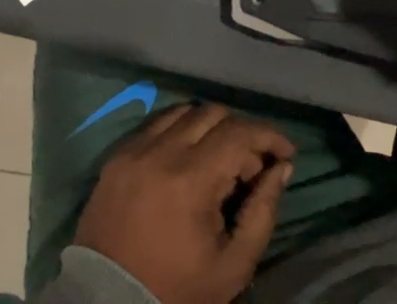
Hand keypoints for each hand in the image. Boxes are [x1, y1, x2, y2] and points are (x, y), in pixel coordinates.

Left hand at [74, 103, 295, 303]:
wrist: (109, 301)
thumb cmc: (177, 287)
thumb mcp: (233, 264)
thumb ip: (262, 212)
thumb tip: (281, 168)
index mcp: (191, 179)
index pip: (239, 133)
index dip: (269, 136)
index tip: (287, 152)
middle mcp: (160, 152)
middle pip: (213, 114)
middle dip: (241, 134)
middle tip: (250, 169)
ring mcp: (133, 150)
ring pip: (183, 112)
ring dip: (210, 127)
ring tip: (219, 161)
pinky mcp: (116, 156)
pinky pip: (155, 124)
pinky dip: (180, 129)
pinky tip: (188, 157)